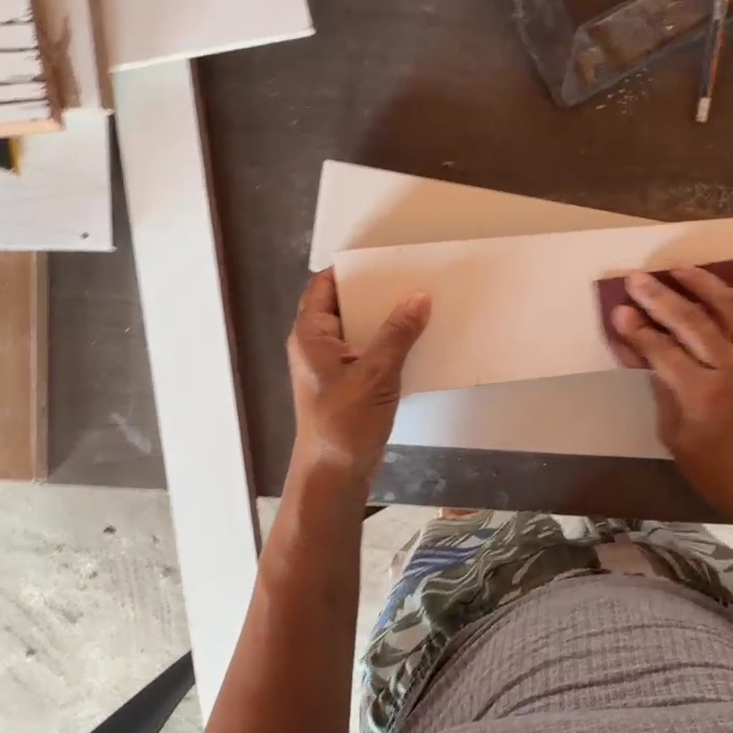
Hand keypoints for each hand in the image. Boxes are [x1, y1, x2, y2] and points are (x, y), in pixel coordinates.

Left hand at [287, 269, 429, 484]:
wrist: (335, 474)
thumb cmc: (344, 423)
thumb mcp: (375, 375)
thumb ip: (397, 335)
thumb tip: (419, 297)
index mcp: (311, 335)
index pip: (324, 286)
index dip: (351, 269)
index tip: (385, 258)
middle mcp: (317, 345)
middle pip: (345, 306)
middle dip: (376, 294)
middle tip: (412, 278)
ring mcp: (333, 367)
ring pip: (361, 332)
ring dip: (387, 322)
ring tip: (422, 305)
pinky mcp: (350, 385)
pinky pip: (370, 354)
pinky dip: (390, 346)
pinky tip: (418, 343)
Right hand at [611, 268, 732, 522]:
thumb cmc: (713, 468)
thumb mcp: (673, 434)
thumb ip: (659, 387)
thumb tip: (638, 351)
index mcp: (702, 394)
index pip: (663, 349)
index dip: (638, 330)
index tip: (619, 312)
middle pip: (693, 320)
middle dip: (660, 298)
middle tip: (636, 279)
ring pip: (732, 308)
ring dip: (704, 284)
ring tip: (679, 269)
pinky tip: (731, 293)